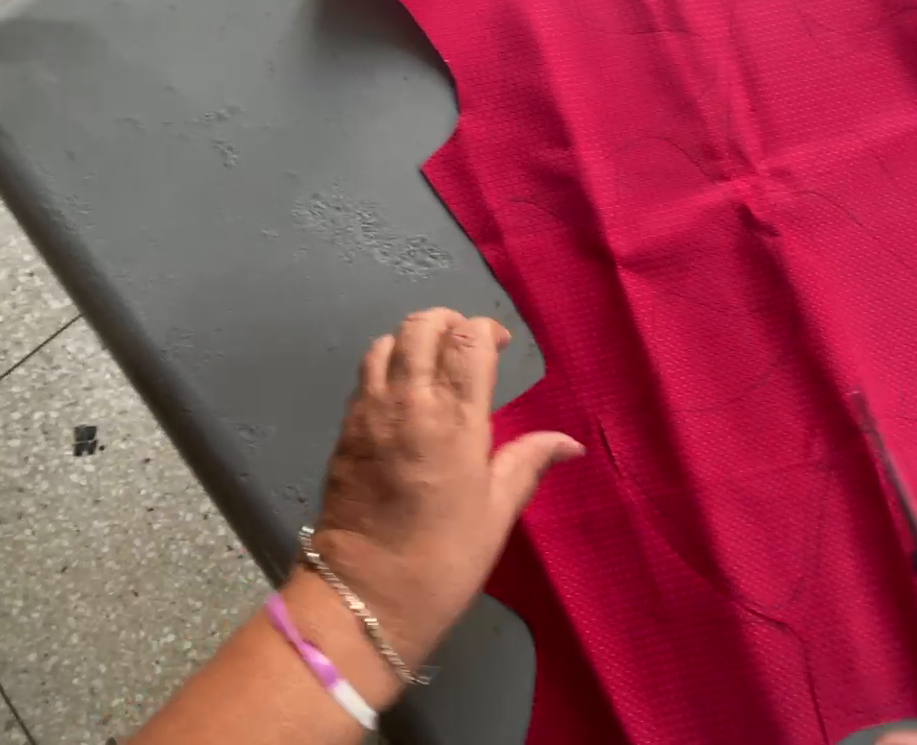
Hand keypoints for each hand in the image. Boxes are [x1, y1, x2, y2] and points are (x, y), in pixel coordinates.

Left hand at [308, 308, 584, 673]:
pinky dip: (387, 362)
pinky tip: (403, 390)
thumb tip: (571, 443)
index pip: (468, 339)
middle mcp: (410, 401)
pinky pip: (365, 372)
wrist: (362, 596)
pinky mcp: (345, 425)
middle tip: (466, 344)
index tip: (499, 346)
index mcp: (455, 418)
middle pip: (422, 325)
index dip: (486, 329)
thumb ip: (529, 462)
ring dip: (414, 338)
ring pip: (388, 340)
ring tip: (432, 362)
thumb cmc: (442, 558)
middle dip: (448, 321)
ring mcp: (371, 410)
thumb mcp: (496, 511)